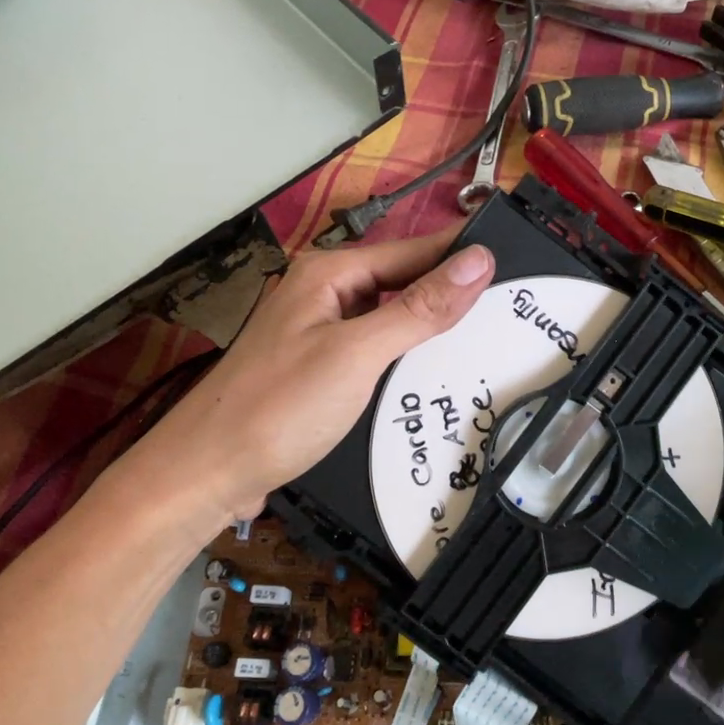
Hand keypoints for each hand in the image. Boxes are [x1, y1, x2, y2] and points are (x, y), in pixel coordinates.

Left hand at [138, 228, 493, 519]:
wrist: (207, 473)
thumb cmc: (279, 408)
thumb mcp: (358, 354)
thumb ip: (420, 308)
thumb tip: (477, 261)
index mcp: (329, 273)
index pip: (413, 251)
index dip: (461, 256)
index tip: (515, 260)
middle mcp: (323, 293)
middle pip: (401, 282)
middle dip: (449, 294)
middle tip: (511, 307)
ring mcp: (318, 331)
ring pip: (389, 317)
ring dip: (428, 328)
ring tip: (486, 339)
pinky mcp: (318, 367)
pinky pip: (373, 348)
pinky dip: (403, 356)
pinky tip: (431, 374)